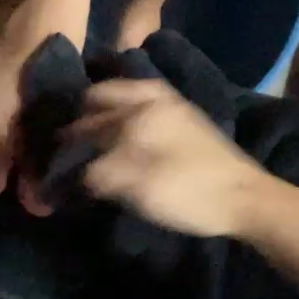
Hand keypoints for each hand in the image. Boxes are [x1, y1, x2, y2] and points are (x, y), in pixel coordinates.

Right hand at [21, 78, 274, 236]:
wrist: (248, 200)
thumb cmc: (190, 192)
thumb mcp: (138, 188)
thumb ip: (100, 174)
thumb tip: (75, 172)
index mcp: (140, 111)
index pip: (87, 116)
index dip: (67, 133)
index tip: (50, 147)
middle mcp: (155, 100)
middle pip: (105, 99)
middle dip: (82, 115)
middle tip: (65, 138)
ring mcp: (173, 107)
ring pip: (124, 99)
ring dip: (103, 112)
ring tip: (88, 136)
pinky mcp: (185, 120)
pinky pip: (141, 107)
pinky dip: (123, 115)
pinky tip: (118, 136)